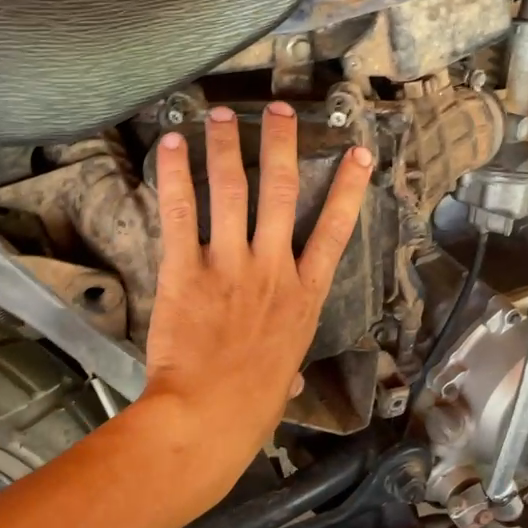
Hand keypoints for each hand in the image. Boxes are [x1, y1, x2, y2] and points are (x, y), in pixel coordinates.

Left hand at [142, 101, 372, 481]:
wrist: (208, 417)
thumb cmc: (251, 407)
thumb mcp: (286, 379)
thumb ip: (290, 363)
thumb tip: (293, 378)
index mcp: (304, 294)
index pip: (336, 229)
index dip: (348, 186)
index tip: (358, 153)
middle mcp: (273, 268)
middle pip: (282, 191)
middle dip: (282, 144)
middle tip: (278, 110)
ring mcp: (230, 265)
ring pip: (232, 189)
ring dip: (226, 146)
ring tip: (221, 114)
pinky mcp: (185, 270)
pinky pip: (180, 212)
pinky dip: (174, 175)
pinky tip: (169, 144)